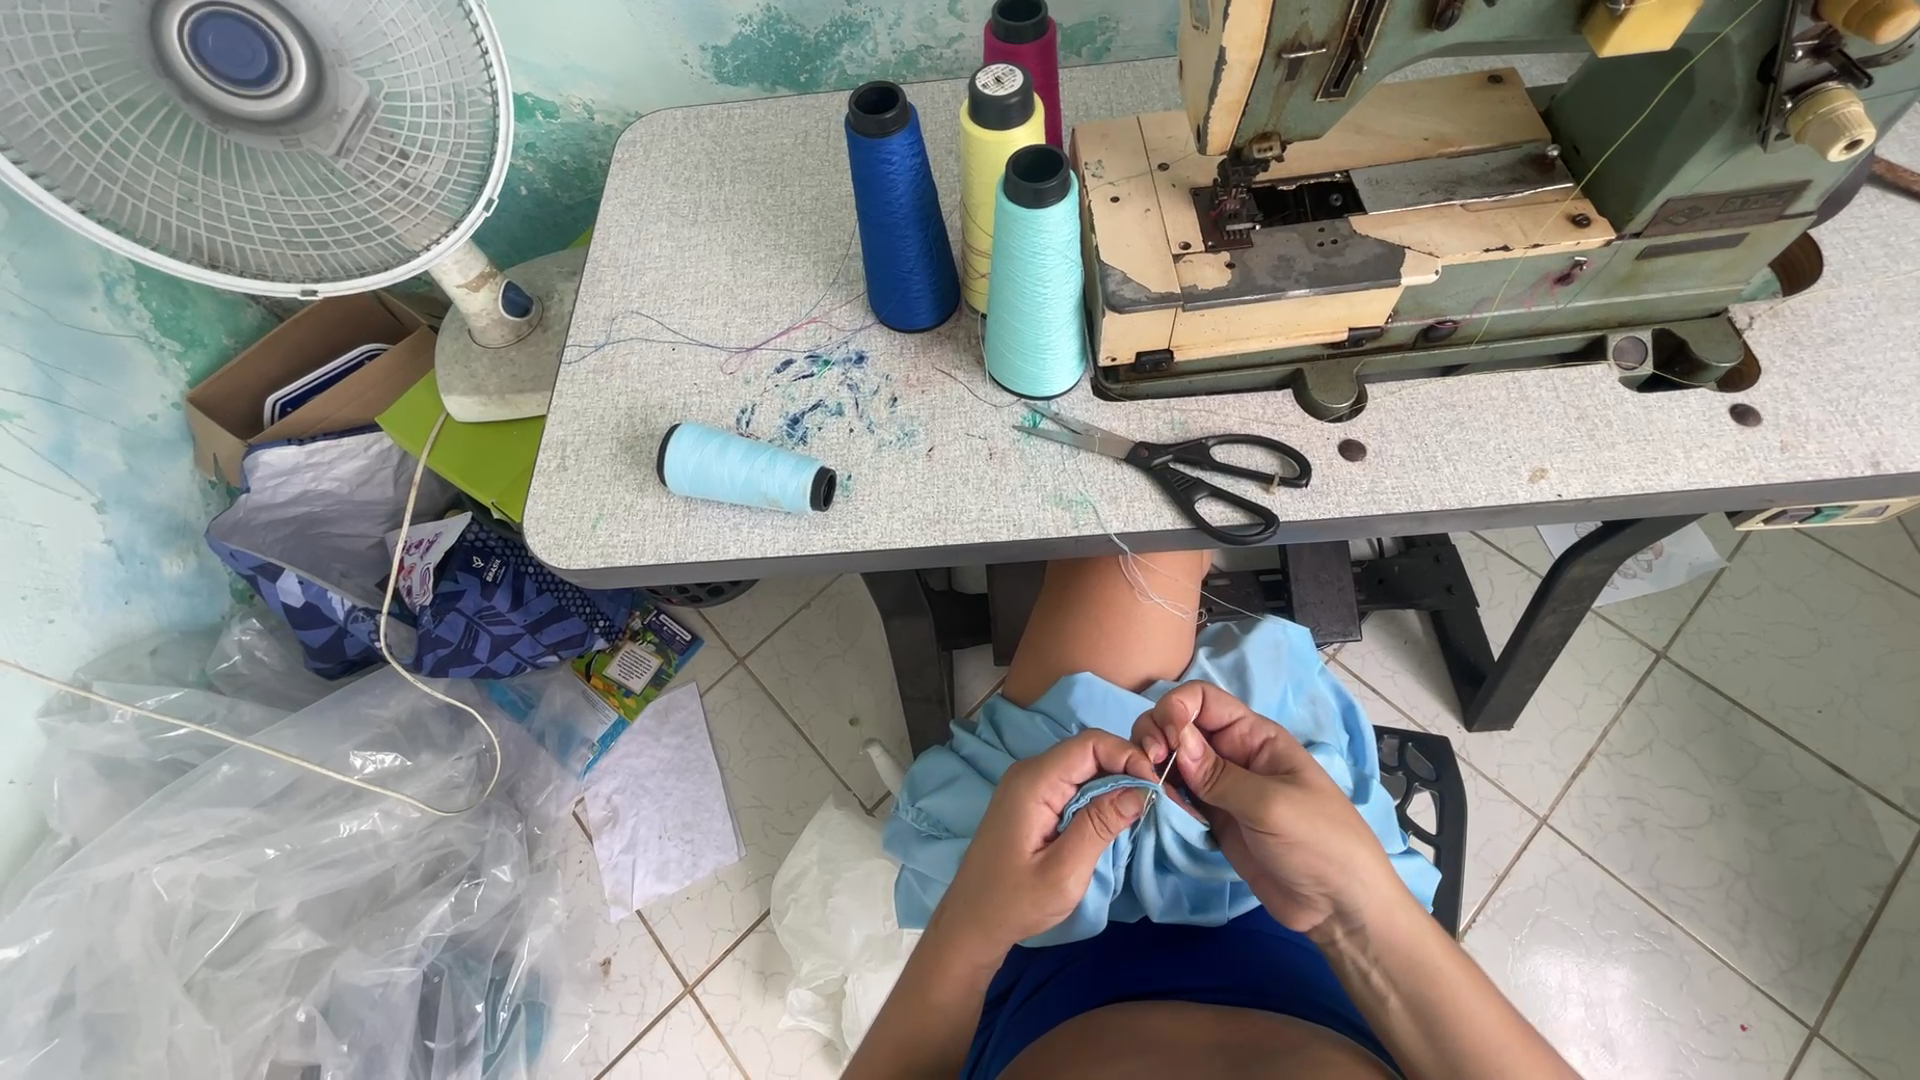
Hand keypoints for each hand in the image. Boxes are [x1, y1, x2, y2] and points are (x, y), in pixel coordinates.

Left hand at [929, 730, 1156, 958]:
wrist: (971, 921)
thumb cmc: (1015, 902)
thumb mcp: (1064, 872)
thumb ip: (1100, 826)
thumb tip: (1140, 790)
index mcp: (1034, 782)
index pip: (1089, 744)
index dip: (1127, 756)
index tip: (1155, 786)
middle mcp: (1029, 772)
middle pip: (1087, 751)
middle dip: (1125, 767)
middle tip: (1157, 798)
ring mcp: (1028, 785)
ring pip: (1082, 766)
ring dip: (1114, 781)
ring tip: (1143, 806)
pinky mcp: (1032, 800)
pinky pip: (1071, 783)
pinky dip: (1097, 793)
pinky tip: (1115, 815)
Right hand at [1134, 681, 1404, 935]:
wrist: (1339, 909)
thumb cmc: (1319, 844)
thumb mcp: (1271, 805)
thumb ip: (1218, 774)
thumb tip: (1174, 739)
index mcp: (1254, 736)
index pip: (1203, 700)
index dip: (1176, 709)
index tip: (1165, 741)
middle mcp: (1233, 752)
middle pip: (1179, 723)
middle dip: (1156, 734)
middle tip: (1148, 765)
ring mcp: (1220, 785)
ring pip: (1172, 755)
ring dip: (1153, 761)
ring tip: (1148, 783)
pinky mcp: (1212, 814)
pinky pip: (1177, 789)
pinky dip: (1161, 789)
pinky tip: (1159, 801)